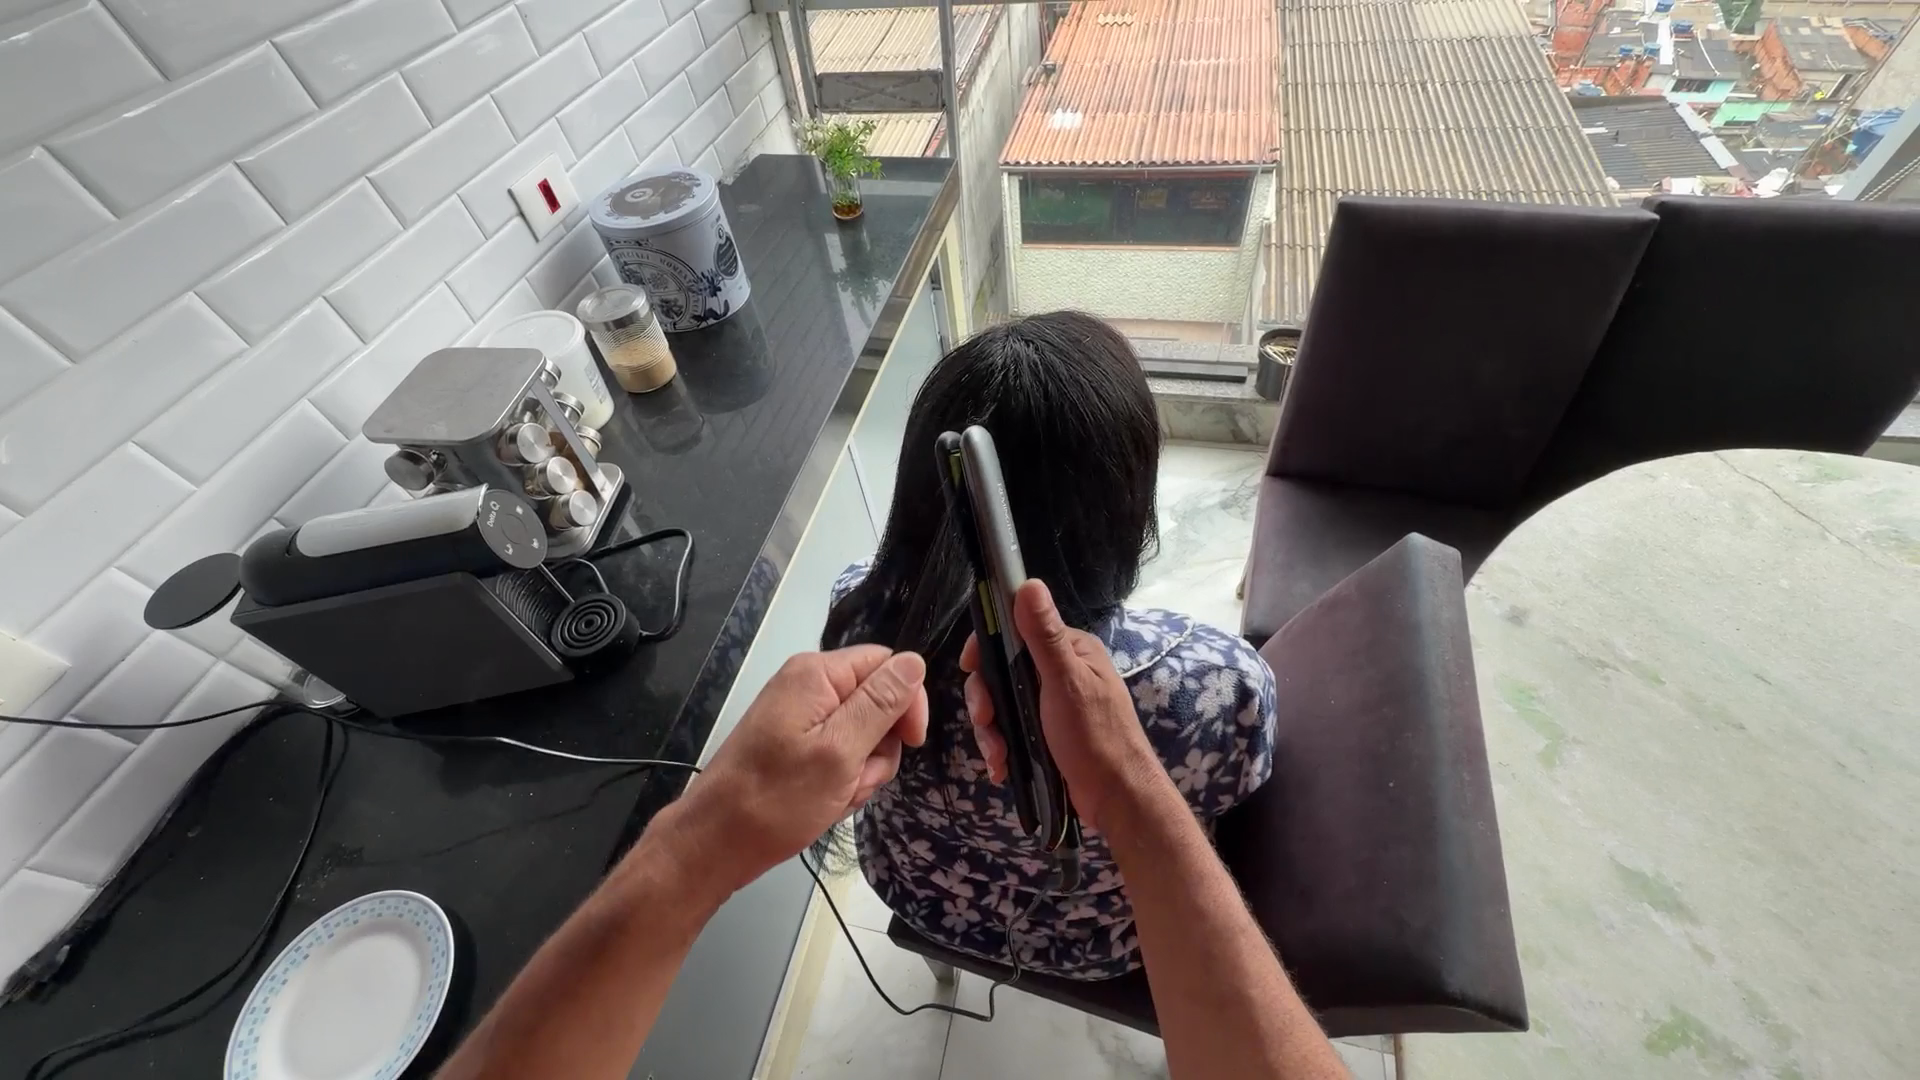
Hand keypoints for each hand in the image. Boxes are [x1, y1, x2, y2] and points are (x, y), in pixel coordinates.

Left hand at [682, 647, 928, 890]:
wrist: (714, 845)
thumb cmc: (776, 799)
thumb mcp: (840, 751)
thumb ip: (881, 703)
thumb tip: (915, 661)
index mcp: (818, 673)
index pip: (888, 663)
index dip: (907, 701)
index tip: (911, 743)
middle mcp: (809, 684)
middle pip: (877, 700)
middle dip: (879, 746)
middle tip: (854, 779)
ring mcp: (800, 715)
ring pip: (864, 733)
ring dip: (861, 769)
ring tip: (835, 795)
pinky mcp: (796, 743)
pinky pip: (840, 751)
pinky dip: (842, 778)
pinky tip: (825, 801)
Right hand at [960, 580, 1163, 829]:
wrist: (1118, 800)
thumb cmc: (1095, 736)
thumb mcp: (1066, 682)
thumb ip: (1045, 635)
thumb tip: (1028, 582)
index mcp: (1069, 649)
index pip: (1015, 630)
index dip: (987, 646)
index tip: (970, 668)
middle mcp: (1058, 670)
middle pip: (1001, 670)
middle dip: (986, 699)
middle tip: (985, 722)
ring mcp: (1050, 703)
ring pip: (1002, 703)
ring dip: (991, 729)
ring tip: (996, 756)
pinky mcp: (1044, 732)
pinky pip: (1010, 729)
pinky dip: (1001, 746)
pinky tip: (1001, 767)